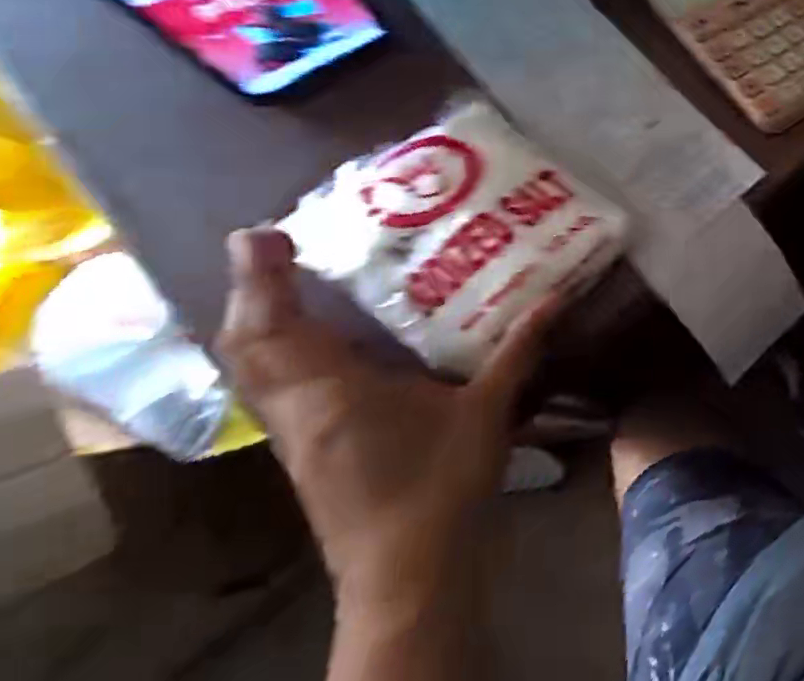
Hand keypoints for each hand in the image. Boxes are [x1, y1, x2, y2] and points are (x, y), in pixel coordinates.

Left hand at [214, 227, 557, 609]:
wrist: (407, 571)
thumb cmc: (442, 483)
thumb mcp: (488, 410)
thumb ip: (517, 350)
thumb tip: (556, 298)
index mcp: (333, 392)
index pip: (277, 327)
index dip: (261, 279)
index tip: (260, 233)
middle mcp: (300, 410)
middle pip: (246, 348)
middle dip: (249, 295)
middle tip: (274, 251)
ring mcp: (296, 436)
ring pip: (253, 373)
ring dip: (257, 326)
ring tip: (285, 288)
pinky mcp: (306, 454)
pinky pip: (274, 392)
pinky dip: (277, 357)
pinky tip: (315, 348)